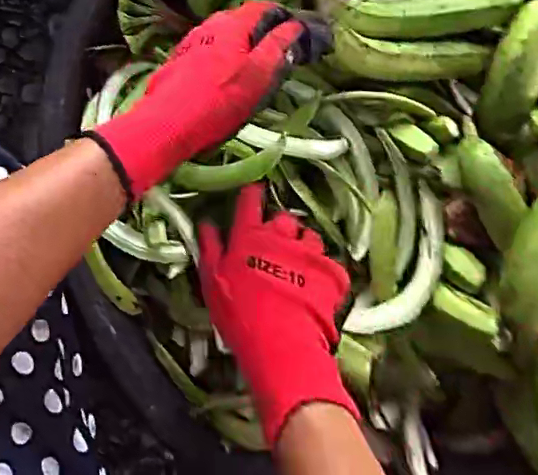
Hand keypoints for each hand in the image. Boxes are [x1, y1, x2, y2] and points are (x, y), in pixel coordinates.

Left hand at [89, 1, 325, 197]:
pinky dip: (225, 55)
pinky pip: (210, 48)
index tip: (297, 33)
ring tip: (255, 67)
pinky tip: (227, 75)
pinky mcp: (181, 58)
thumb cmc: (219, 100)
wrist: (166, 122)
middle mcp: (209, 24)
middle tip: (279, 52)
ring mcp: (192, 40)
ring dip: (242, 44)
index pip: (262, 7)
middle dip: (263, 31)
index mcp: (231, 24)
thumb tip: (295, 25)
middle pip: (242, 19)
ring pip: (224, 35)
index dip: (283, 16)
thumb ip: (278, 47)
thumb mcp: (258, 75)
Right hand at [198, 184, 357, 446]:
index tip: (253, 192)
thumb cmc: (239, 312)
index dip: (251, 193)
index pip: (250, 201)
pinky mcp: (332, 275)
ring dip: (303, 244)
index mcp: (249, 235)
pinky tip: (319, 284)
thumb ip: (209, 247)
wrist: (281, 346)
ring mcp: (308, 253)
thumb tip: (206, 222)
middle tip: (275, 240)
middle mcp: (280, 236)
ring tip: (299, 260)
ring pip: (309, 236)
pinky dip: (325, 271)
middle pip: (283, 217)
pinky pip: (331, 264)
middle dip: (279, 225)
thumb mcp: (211, 281)